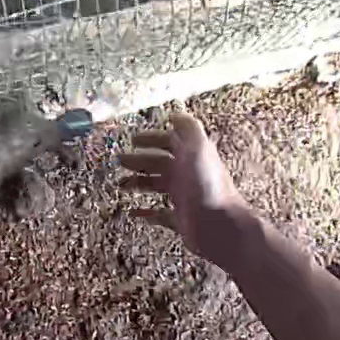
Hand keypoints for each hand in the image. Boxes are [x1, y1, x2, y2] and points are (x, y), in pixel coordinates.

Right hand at [119, 114, 255, 265]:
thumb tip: (174, 115)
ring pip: (156, 186)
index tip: (131, 140)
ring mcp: (183, 197)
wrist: (219, 224)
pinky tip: (133, 212)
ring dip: (138, 183)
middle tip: (119, 162)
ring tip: (121, 185)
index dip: (151, 139)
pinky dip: (146, 212)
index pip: (168, 142)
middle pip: (159, 163)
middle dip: (139, 161)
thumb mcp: (199, 148)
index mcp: (190, 157)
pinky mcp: (180, 219)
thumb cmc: (206, 185)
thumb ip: (188, 129)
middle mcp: (187, 175)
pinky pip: (159, 214)